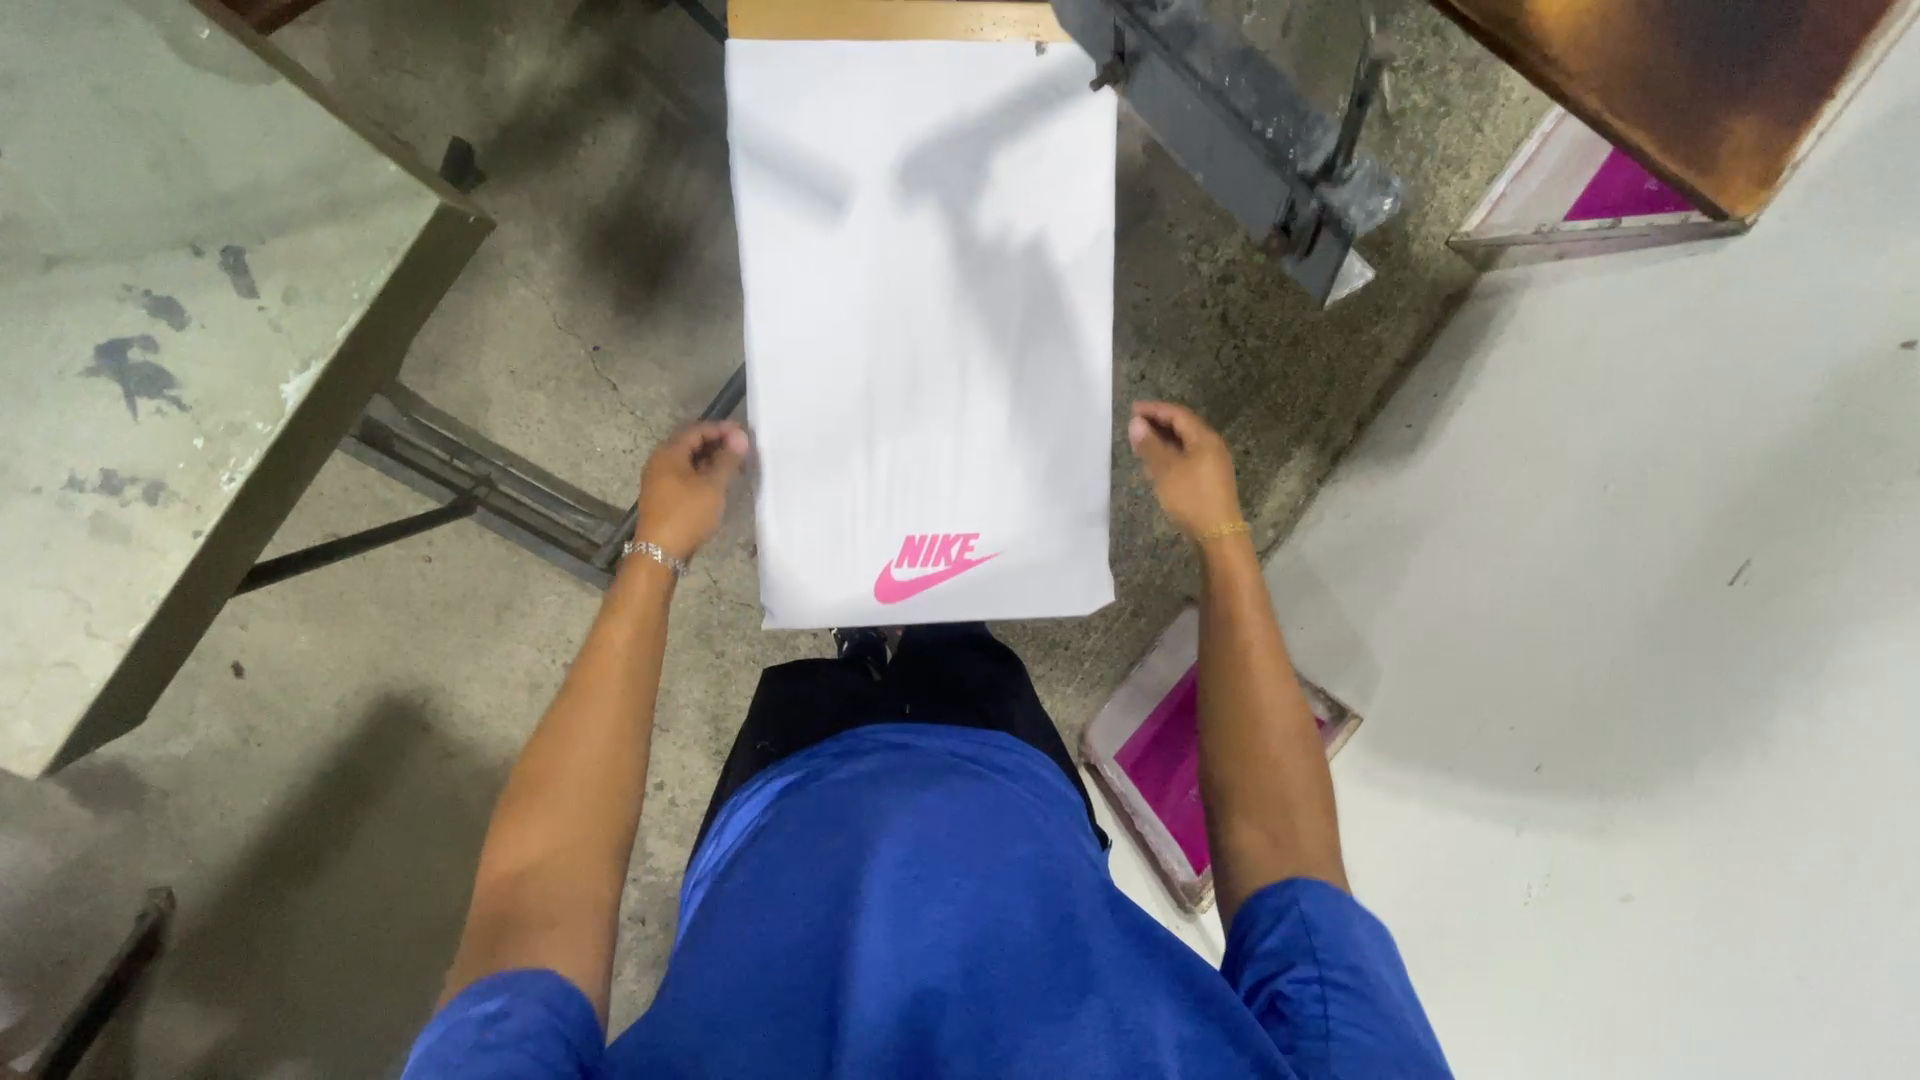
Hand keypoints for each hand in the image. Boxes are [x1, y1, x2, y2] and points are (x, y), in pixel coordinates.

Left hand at [634, 421, 749, 561]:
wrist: (660, 551)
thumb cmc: (687, 514)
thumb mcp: (712, 486)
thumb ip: (727, 460)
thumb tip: (741, 436)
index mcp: (669, 453)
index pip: (696, 430)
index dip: (721, 429)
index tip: (744, 433)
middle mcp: (660, 462)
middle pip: (690, 443)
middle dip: (717, 443)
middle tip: (741, 448)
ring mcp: (659, 480)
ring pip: (688, 461)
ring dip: (711, 459)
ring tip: (734, 464)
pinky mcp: (663, 496)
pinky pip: (684, 475)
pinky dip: (702, 473)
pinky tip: (718, 482)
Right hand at [1128, 401, 1242, 539]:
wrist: (1217, 533)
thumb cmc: (1190, 497)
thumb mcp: (1165, 470)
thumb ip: (1149, 445)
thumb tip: (1136, 423)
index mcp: (1204, 438)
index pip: (1178, 414)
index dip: (1154, 409)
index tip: (1132, 409)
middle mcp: (1212, 446)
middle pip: (1183, 427)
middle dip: (1158, 424)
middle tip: (1134, 426)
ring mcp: (1213, 463)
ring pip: (1185, 444)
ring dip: (1163, 441)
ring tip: (1141, 444)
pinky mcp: (1210, 479)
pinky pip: (1188, 458)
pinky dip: (1170, 456)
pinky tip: (1156, 466)